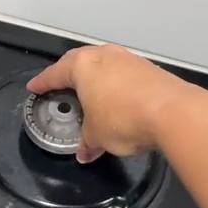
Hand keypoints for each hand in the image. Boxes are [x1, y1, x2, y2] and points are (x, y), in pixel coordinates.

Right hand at [25, 44, 203, 162]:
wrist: (173, 113)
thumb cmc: (124, 118)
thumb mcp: (98, 136)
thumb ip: (88, 141)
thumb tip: (85, 151)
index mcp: (83, 66)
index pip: (55, 73)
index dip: (43, 82)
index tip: (34, 87)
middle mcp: (105, 56)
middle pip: (80, 61)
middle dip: (69, 73)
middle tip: (60, 84)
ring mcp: (130, 60)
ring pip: (105, 65)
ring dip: (96, 79)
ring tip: (91, 94)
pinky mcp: (150, 69)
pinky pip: (125, 75)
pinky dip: (116, 86)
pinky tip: (118, 101)